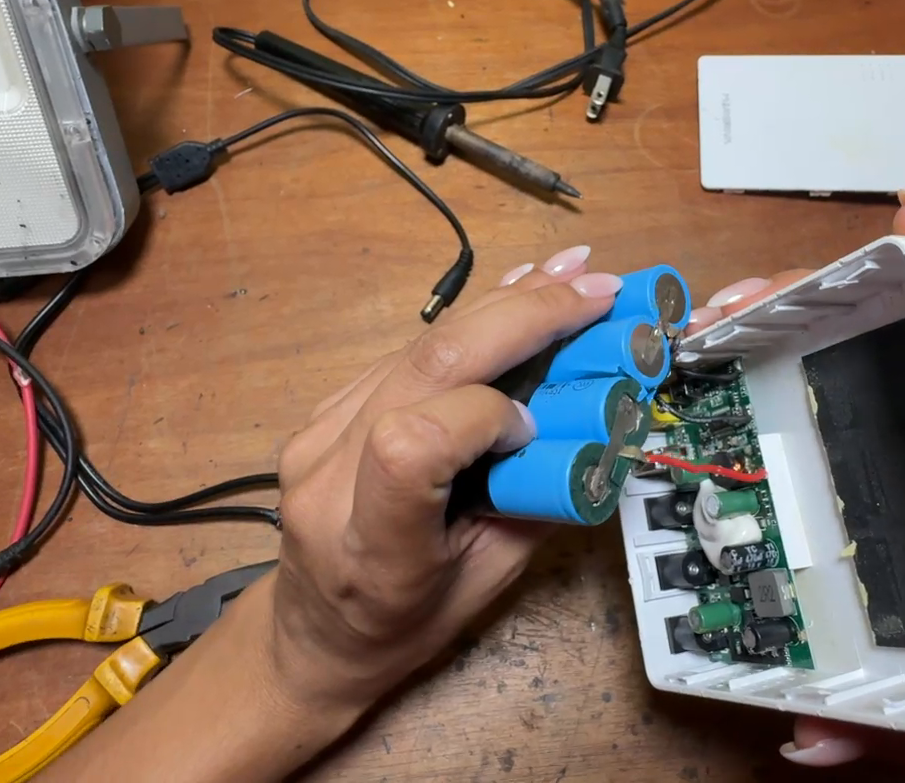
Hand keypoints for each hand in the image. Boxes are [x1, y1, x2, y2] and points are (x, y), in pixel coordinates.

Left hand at [258, 244, 625, 725]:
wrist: (310, 631)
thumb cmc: (402, 626)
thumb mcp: (486, 585)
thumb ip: (534, 500)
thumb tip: (591, 416)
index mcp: (370, 541)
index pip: (415, 441)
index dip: (487, 415)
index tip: (535, 425)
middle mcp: (329, 471)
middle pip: (426, 363)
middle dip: (521, 314)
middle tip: (594, 285)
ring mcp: (319, 428)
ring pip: (421, 341)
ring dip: (502, 302)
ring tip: (567, 272)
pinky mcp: (327, 404)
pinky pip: (409, 350)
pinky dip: (471, 321)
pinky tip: (514, 296)